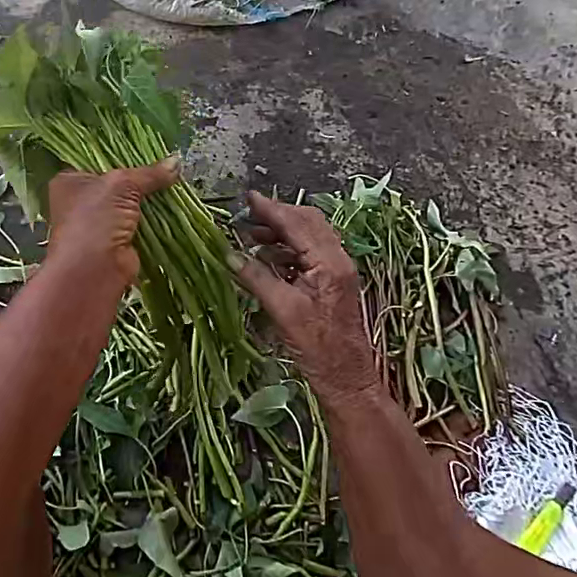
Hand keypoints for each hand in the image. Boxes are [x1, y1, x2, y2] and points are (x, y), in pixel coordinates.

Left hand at [46, 158, 179, 284]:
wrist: (93, 271)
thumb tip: (176, 162)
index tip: (149, 149)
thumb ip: (148, 173)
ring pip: (131, 204)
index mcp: (71, 181)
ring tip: (175, 182)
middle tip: (167, 165)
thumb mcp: (121, 185)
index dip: (122, 154)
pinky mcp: (118, 241)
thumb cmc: (95, 219)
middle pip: (117, 183)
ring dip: (150, 199)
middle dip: (141, 178)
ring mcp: (100, 222)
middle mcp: (82, 201)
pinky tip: (174, 205)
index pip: (97, 160)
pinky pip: (140, 223)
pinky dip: (155, 218)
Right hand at [230, 192, 380, 402]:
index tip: (247, 198)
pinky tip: (268, 258)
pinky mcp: (333, 282)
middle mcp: (338, 260)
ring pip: (309, 236)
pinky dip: (288, 249)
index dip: (270, 209)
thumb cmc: (318, 348)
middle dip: (277, 216)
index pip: (297, 224)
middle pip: (307, 223)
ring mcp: (337, 270)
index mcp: (329, 263)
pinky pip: (310, 253)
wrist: (347, 377)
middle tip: (247, 217)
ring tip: (252, 237)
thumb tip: (230, 254)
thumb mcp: (282, 311)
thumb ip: (257, 278)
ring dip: (281, 232)